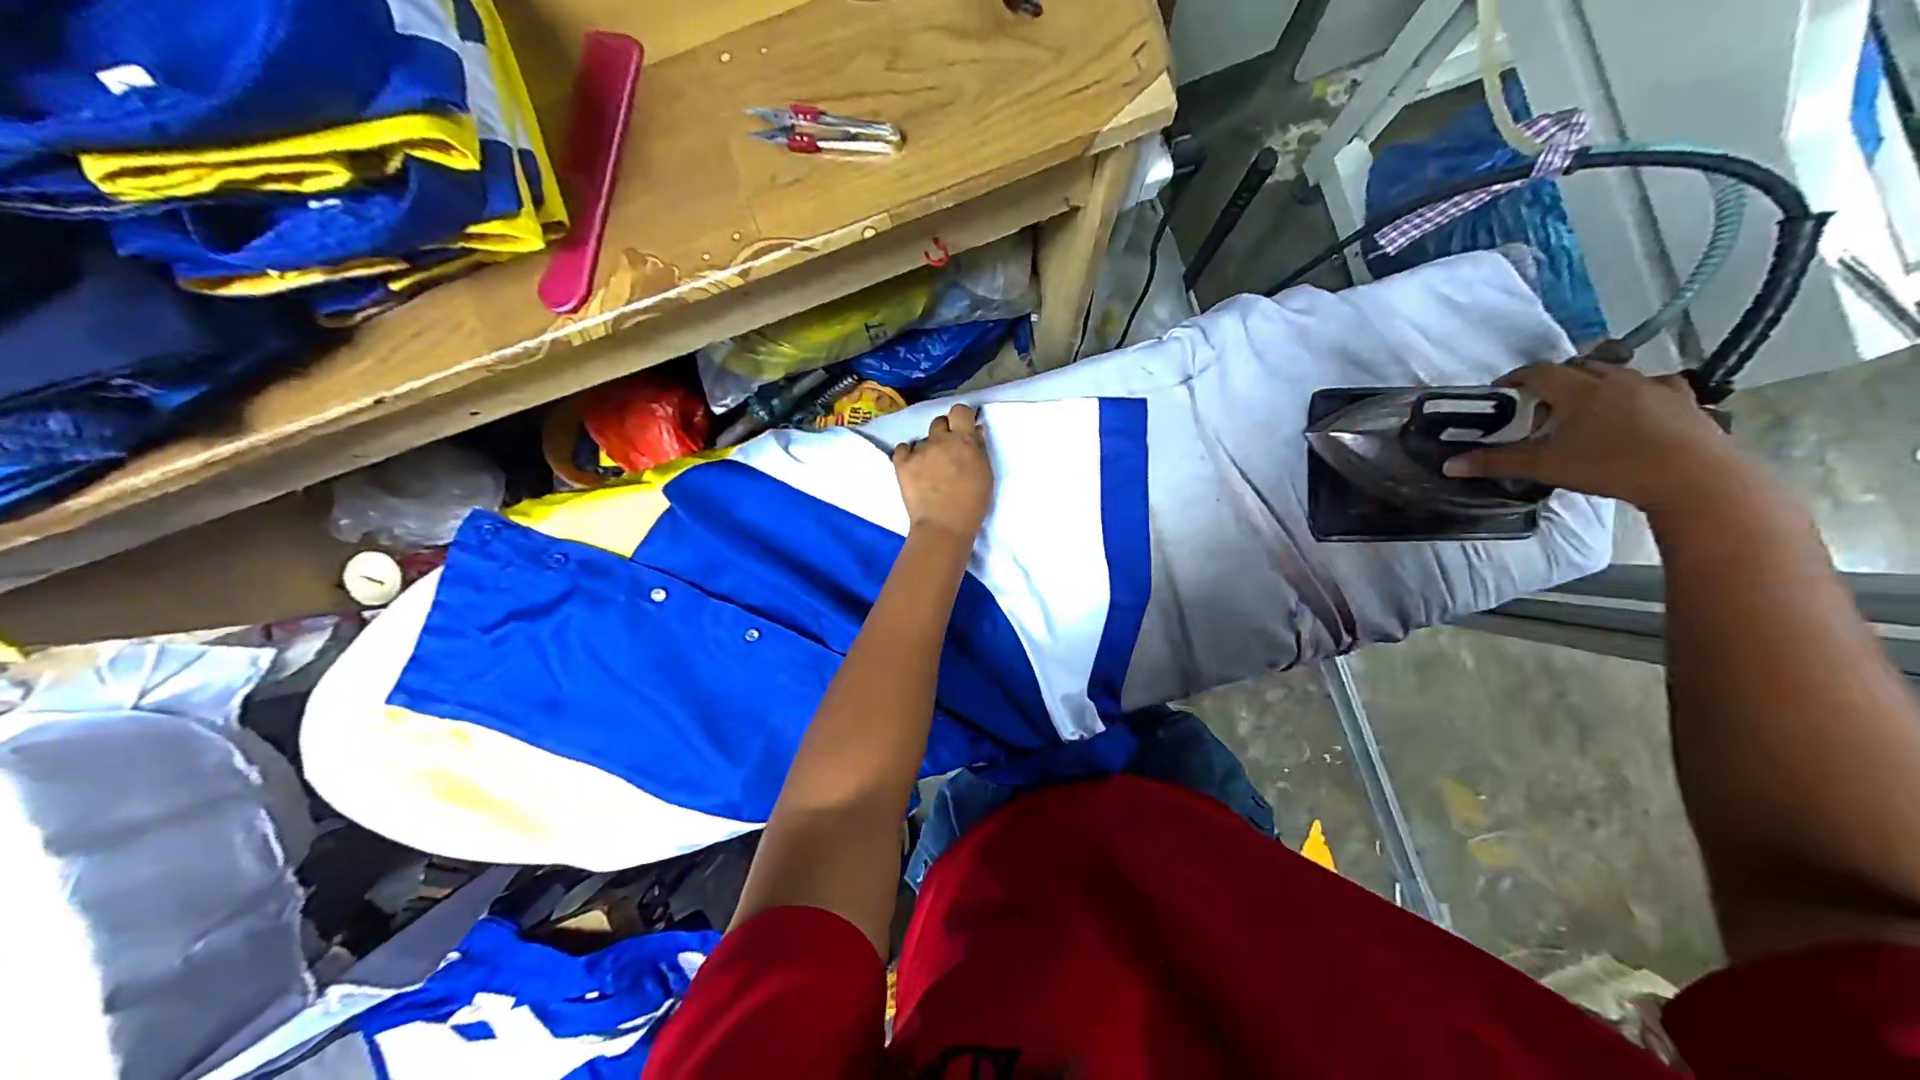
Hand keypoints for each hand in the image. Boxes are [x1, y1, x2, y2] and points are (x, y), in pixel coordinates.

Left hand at [892, 404, 993, 540]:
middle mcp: (940, 440)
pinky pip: (902, 448)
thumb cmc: (972, 504)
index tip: (962, 428)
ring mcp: (919, 450)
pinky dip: (907, 455)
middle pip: (939, 421)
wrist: (943, 526)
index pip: (959, 410)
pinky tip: (913, 468)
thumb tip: (975, 430)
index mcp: (963, 441)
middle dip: (943, 432)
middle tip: (946, 451)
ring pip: (922, 439)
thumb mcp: (985, 474)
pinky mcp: (902, 463)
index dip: (961, 417)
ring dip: (927, 448)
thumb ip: (979, 449)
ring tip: (930, 469)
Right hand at [1443, 362, 1750, 513]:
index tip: (1501, 390)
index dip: (1515, 378)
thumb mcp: (1545, 467)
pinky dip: (1640, 391)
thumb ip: (1497, 463)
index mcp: (1578, 389)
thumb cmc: (1610, 466)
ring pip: (1615, 373)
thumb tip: (1450, 465)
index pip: (1537, 371)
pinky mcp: (1684, 400)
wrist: (1692, 477)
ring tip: (1586, 407)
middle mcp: (1615, 379)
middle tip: (1541, 403)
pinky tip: (1638, 406)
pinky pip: (1657, 385)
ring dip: (1595, 383)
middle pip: (1577, 366)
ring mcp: (1654, 386)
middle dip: (1556, 379)